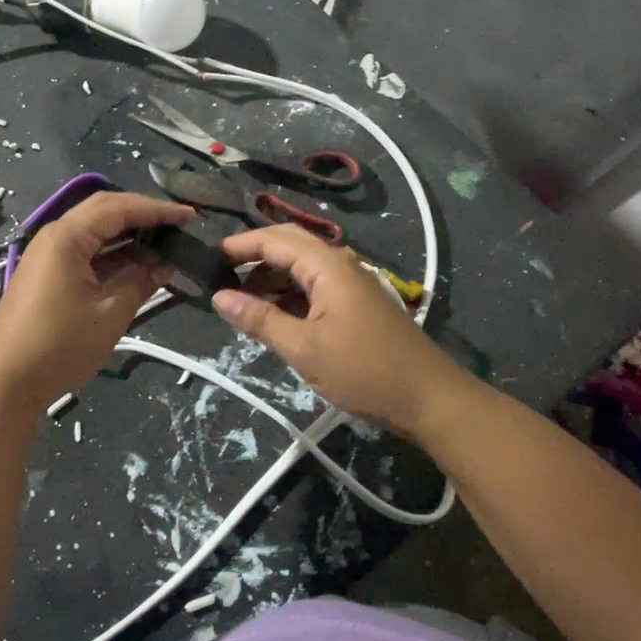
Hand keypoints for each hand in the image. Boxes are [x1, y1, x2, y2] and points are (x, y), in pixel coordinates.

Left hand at [0, 192, 193, 414]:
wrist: (5, 382)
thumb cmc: (59, 345)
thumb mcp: (109, 314)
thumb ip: (140, 282)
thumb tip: (165, 263)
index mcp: (67, 237)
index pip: (118, 207)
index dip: (156, 209)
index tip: (190, 215)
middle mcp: (54, 236)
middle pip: (103, 211)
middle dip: (141, 215)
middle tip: (178, 225)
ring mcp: (47, 255)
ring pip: (93, 231)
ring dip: (127, 235)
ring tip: (164, 243)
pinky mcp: (46, 274)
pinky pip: (83, 251)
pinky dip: (111, 254)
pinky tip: (136, 265)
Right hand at [214, 225, 475, 438]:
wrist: (431, 400)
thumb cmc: (365, 371)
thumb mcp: (303, 348)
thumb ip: (259, 319)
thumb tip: (218, 297)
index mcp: (327, 266)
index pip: (274, 240)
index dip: (241, 245)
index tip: (209, 256)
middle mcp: (340, 263)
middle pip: (289, 245)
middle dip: (254, 254)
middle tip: (222, 273)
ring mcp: (352, 283)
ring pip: (302, 266)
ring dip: (271, 276)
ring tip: (241, 299)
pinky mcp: (358, 303)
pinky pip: (316, 284)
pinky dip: (290, 292)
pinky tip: (274, 315)